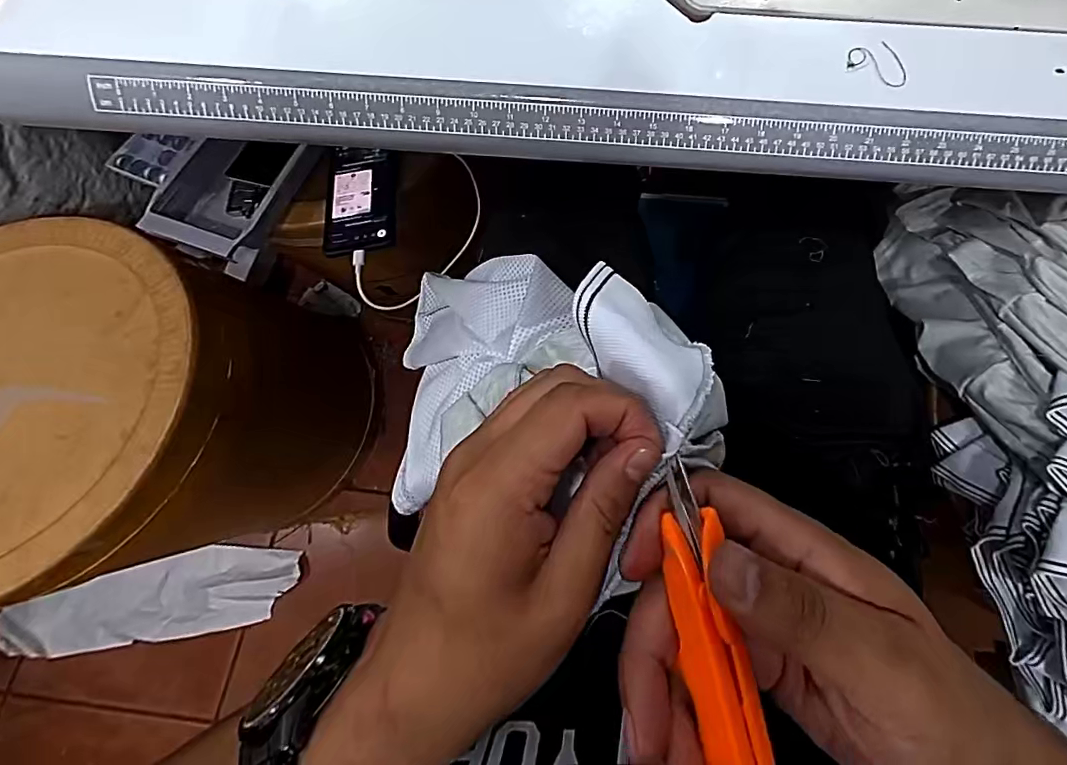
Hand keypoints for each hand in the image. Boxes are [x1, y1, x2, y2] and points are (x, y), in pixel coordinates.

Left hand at [307, 366, 662, 764]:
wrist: (414, 682)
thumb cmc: (490, 654)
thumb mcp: (567, 593)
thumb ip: (605, 508)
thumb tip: (642, 448)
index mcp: (496, 483)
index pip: (572, 401)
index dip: (625, 411)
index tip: (652, 453)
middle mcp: (474, 452)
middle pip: (556, 383)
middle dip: (610, 405)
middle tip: (638, 456)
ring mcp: (465, 454)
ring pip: (540, 391)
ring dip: (587, 411)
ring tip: (613, 464)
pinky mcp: (467, 465)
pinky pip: (524, 416)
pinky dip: (563, 425)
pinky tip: (580, 470)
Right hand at [618, 471, 1066, 764]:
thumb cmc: (954, 714)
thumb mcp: (877, 655)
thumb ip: (799, 605)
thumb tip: (719, 557)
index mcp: (807, 555)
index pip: (721, 505)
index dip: (669, 518)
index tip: (635, 566)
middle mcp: (780, 584)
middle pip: (689, 582)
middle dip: (656, 639)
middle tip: (646, 714)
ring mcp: (772, 631)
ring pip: (691, 635)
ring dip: (666, 689)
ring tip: (665, 749)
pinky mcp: (769, 677)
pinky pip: (710, 681)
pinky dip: (689, 714)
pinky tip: (689, 747)